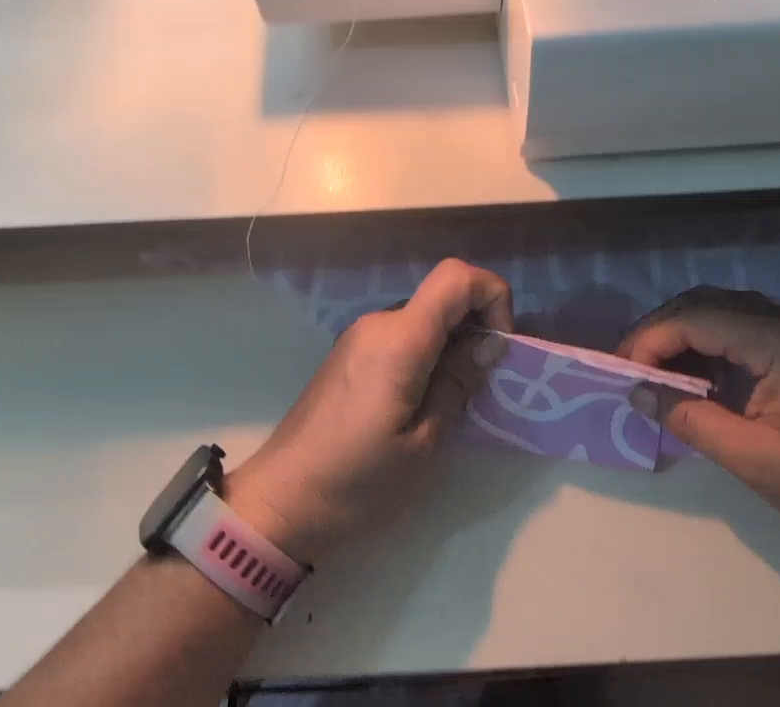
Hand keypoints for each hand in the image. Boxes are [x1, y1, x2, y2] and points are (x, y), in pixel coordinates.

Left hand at [226, 259, 512, 564]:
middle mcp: (377, 323)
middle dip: (477, 328)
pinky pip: (402, 337)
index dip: (493, 296)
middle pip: (442, 297)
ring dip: (452, 345)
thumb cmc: (357, 482)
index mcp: (399, 339)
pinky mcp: (350, 355)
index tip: (499, 347)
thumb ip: (457, 381)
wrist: (280, 502)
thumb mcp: (423, 442)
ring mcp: (359, 338)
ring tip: (456, 402)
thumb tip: (491, 341)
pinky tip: (425, 403)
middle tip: (485, 385)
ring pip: (424, 318)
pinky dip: (428, 355)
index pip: (457, 277)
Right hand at [620, 286, 779, 545]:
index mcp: (776, 339)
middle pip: (700, 304)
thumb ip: (691, 419)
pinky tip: (686, 377)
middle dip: (656, 332)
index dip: (648, 341)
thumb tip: (638, 392)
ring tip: (648, 373)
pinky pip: (733, 328)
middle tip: (626, 369)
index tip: (620, 374)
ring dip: (677, 336)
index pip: (693, 319)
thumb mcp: (753, 459)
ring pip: (714, 311)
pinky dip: (701, 345)